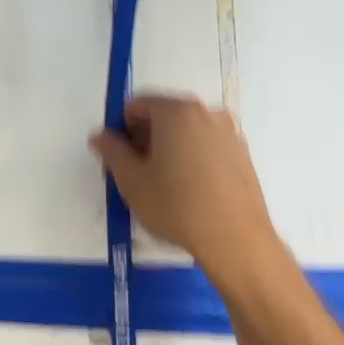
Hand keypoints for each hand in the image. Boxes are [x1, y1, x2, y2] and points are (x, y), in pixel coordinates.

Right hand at [89, 94, 278, 276]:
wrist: (235, 239)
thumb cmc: (176, 206)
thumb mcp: (131, 181)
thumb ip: (111, 151)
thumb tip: (101, 135)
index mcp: (176, 111)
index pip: (136, 105)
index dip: (120, 130)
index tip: (118, 160)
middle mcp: (206, 112)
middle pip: (163, 116)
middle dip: (144, 140)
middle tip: (135, 175)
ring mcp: (229, 132)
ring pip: (186, 132)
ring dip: (168, 150)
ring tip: (162, 187)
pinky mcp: (242, 154)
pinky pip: (206, 146)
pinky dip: (191, 159)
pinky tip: (189, 192)